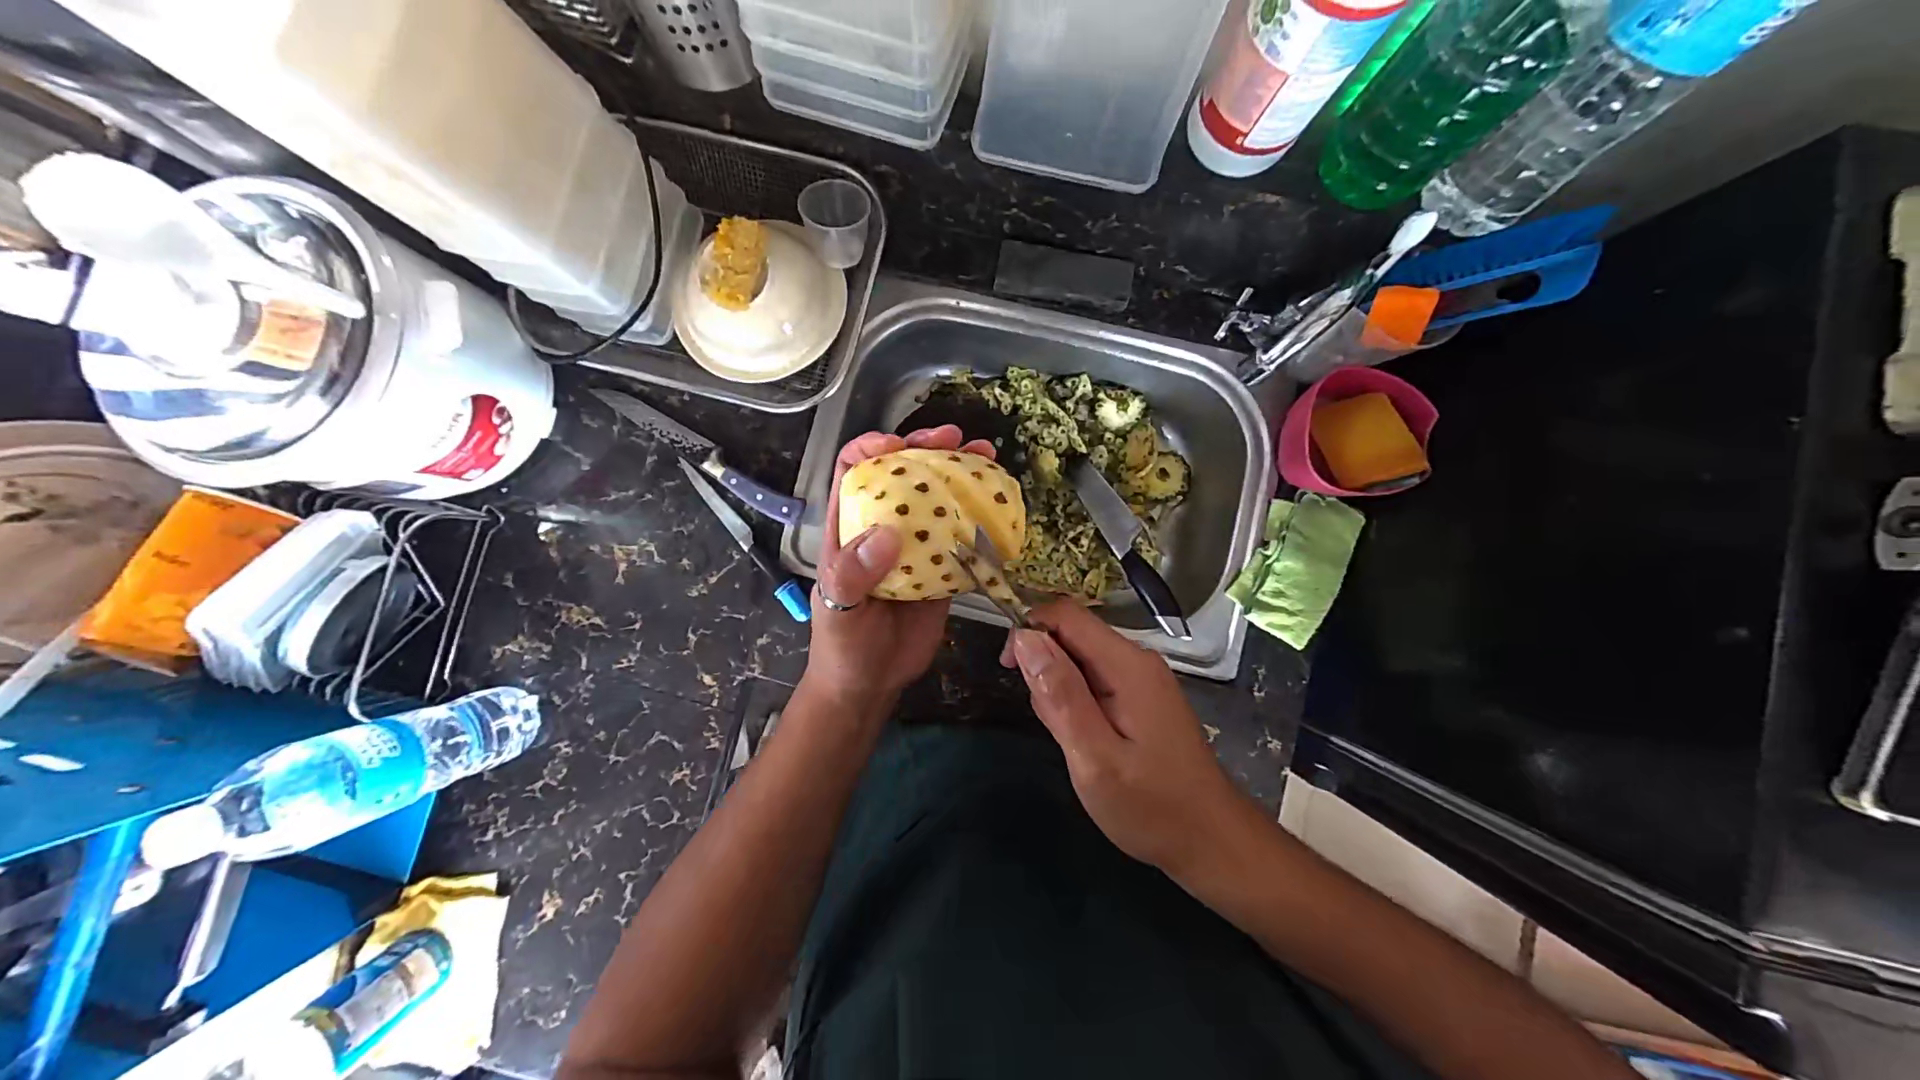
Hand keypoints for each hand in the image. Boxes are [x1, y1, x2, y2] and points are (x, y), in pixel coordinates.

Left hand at [803, 425, 995, 713]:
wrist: (870, 684)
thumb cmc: (842, 646)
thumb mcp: (839, 610)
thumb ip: (854, 573)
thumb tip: (887, 534)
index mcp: (850, 526)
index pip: (853, 470)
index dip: (871, 448)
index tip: (898, 444)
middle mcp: (884, 527)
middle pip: (904, 475)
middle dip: (928, 450)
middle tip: (955, 439)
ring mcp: (917, 548)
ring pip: (939, 500)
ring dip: (962, 476)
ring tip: (987, 457)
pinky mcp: (944, 571)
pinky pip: (964, 539)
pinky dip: (983, 521)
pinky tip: (1002, 508)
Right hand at [1005, 601, 1249, 876]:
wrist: (1210, 840)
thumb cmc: (1151, 806)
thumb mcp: (1093, 757)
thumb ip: (1060, 695)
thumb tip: (1025, 638)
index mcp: (1127, 665)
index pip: (1066, 615)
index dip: (1029, 632)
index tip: (1009, 671)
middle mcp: (1137, 660)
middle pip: (1073, 634)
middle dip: (1045, 668)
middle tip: (1052, 726)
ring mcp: (1142, 678)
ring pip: (1081, 659)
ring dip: (1060, 689)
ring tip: (1072, 741)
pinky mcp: (1142, 697)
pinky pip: (1096, 680)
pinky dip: (1077, 702)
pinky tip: (1087, 742)